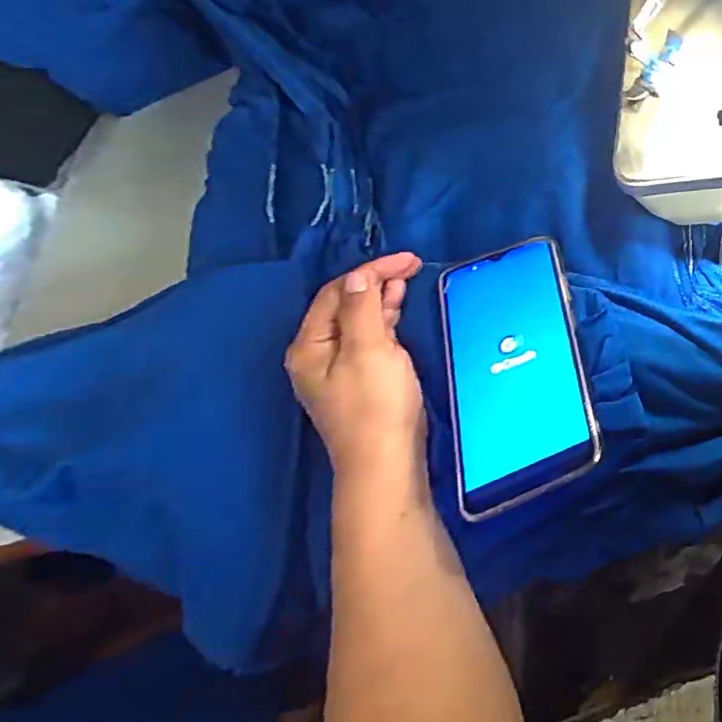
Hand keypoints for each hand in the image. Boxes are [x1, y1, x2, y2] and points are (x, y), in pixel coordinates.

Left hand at [285, 252, 425, 475]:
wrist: (386, 461)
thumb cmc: (376, 404)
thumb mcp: (369, 350)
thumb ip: (362, 308)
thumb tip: (360, 275)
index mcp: (310, 346)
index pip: (336, 292)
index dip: (371, 270)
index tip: (408, 260)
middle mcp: (318, 354)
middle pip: (343, 305)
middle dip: (375, 281)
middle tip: (412, 268)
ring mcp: (339, 369)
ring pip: (358, 321)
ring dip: (381, 299)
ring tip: (407, 284)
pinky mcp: (361, 379)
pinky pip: (370, 338)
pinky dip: (386, 320)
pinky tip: (400, 315)